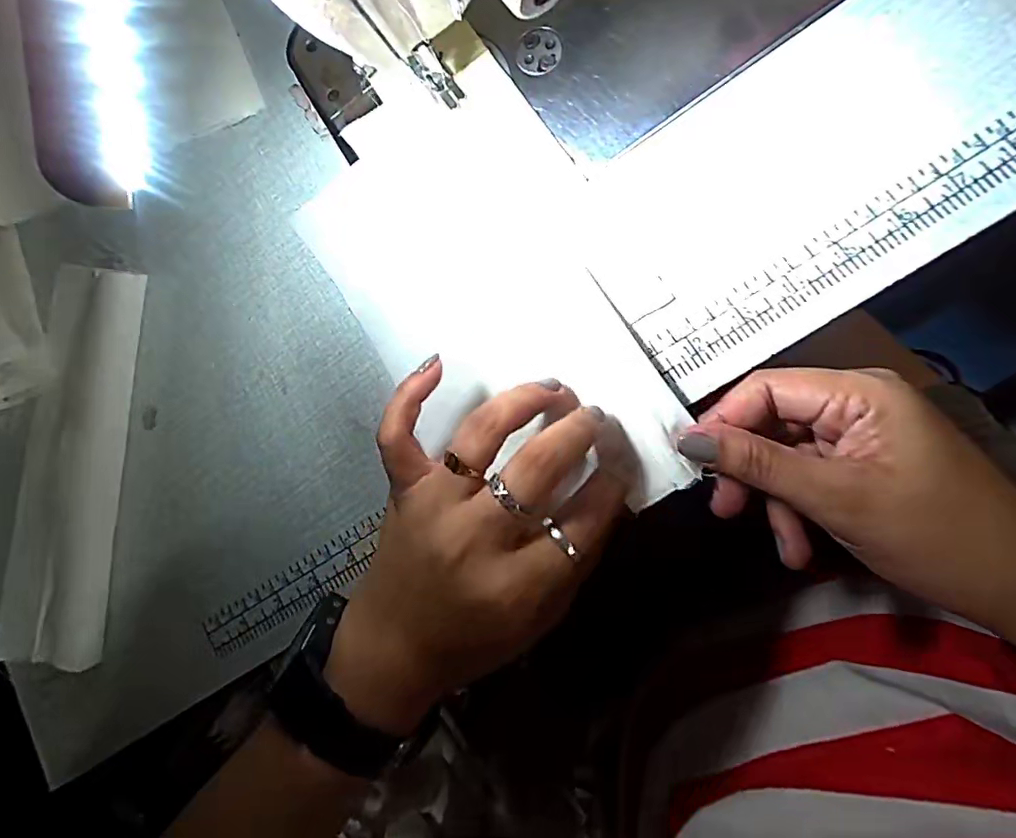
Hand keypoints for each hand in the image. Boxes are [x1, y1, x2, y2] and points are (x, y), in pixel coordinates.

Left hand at [323, 357, 632, 733]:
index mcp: (517, 584)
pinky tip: (438, 363)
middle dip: (579, 432)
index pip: (584, 518)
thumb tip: (612, 489)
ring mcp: (433, 506)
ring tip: (555, 390)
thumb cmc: (475, 637)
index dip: (613, 479)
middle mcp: (475, 537)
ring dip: (524, 402)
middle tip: (596, 416)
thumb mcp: (543, 615)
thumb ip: (580, 556)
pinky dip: (410, 397)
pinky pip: (397, 437)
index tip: (624, 457)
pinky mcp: (402, 491)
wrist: (392, 651)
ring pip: (481, 436)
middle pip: (538, 467)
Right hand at [680, 367, 1015, 693]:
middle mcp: (859, 402)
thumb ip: (759, 463)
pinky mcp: (871, 464)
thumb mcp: (837, 499)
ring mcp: (866, 434)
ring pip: (794, 456)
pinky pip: (818, 476)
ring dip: (781, 501)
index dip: (724, 420)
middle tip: (727, 511)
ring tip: (789, 549)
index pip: (769, 387)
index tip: (692, 461)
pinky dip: (806, 509)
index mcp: (858, 390)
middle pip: (778, 422)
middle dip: (754, 470)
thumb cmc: (936, 534)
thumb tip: (689, 438)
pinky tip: (807, 549)